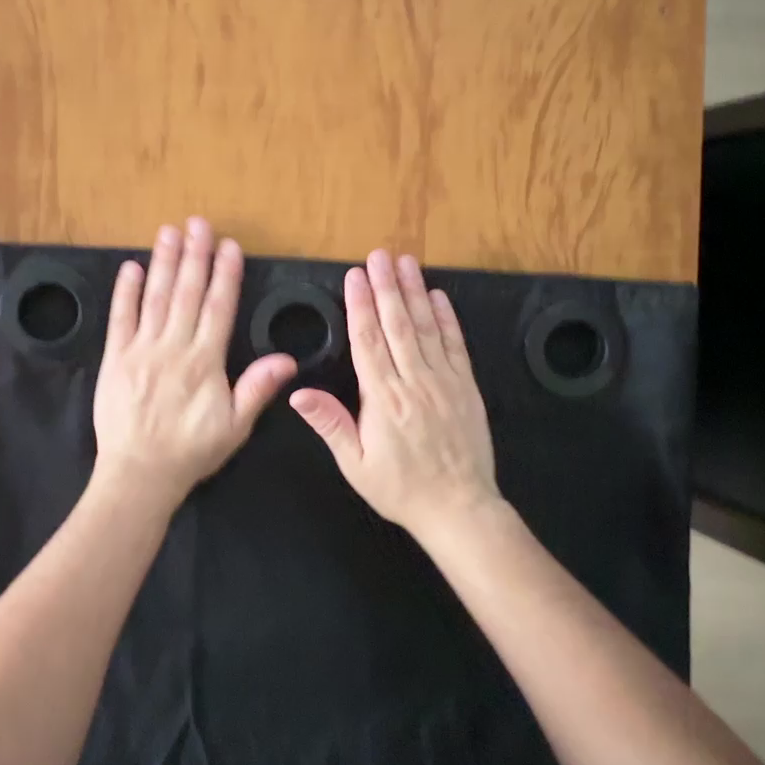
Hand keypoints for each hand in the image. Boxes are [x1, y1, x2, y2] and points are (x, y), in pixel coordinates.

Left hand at [91, 218, 298, 506]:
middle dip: (194, 255)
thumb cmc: (191, 451)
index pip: (219, 308)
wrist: (138, 473)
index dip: (225, 275)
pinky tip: (132, 268)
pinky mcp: (114, 359)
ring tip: (169, 232)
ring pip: (155, 298)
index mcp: (205, 362)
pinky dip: (126, 292)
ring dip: (163, 263)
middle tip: (199, 223)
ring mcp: (141, 350)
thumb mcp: (234, 427)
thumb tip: (287, 358)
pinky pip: (120, 319)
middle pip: (186, 293)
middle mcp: (173, 348)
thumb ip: (257, 389)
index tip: (229, 246)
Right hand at [290, 250, 500, 535]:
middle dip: (386, 287)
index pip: (368, 341)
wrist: (459, 508)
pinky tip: (437, 296)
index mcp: (383, 399)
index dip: (360, 305)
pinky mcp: (466, 387)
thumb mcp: (356, 465)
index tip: (355, 276)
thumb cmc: (400, 489)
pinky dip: (446, 318)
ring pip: (426, 327)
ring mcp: (444, 381)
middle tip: (379, 255)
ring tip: (405, 262)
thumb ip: (330, 424)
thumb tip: (298, 392)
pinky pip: (455, 344)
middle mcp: (414, 382)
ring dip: (414, 292)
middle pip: (397, 325)